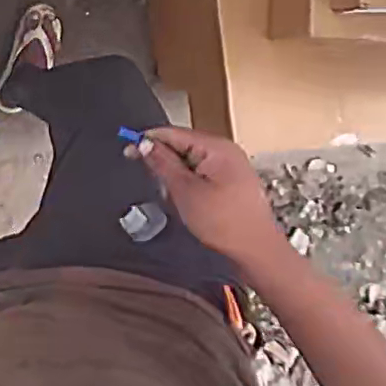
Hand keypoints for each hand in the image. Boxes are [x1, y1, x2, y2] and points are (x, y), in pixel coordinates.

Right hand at [127, 126, 292, 278]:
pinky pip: (199, 173)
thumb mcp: (184, 191)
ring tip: (174, 198)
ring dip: (175, 176)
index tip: (128, 149)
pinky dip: (187, 184)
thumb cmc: (224, 223)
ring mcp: (229, 166)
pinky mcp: (230, 181)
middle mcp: (225, 151)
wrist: (257, 252)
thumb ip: (162, 163)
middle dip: (163, 162)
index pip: (173, 133)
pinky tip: (185, 201)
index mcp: (217, 148)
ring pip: (188, 161)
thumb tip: (144, 143)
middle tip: (152, 181)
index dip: (148, 140)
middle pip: (181, 145)